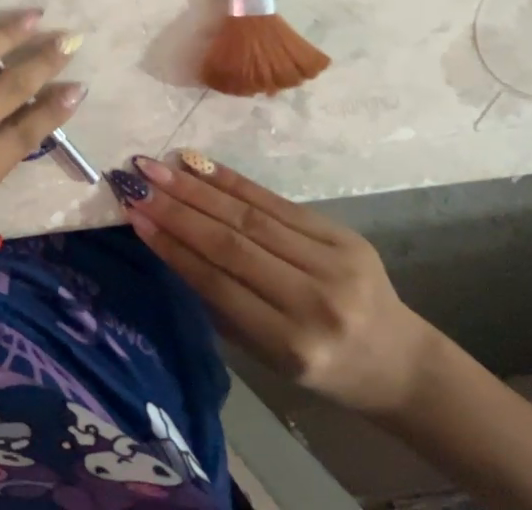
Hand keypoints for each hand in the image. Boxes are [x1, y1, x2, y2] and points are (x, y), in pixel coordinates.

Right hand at [115, 154, 438, 415]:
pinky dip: (232, 181)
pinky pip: (277, 203)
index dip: (173, 247)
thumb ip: (218, 300)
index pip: (218, 283)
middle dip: (176, 209)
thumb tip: (165, 239)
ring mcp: (336, 265)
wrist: (398, 362)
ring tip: (156, 168)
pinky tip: (197, 165)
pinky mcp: (346, 237)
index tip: (133, 216)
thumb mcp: (263, 351)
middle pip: (233, 244)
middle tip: (134, 184)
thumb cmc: (316, 365)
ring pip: (251, 217)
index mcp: (291, 344)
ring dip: (196, 188)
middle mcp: (316, 303)